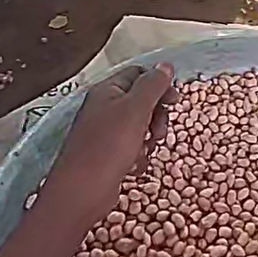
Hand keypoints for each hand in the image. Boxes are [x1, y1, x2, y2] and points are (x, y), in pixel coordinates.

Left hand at [36, 63, 175, 226]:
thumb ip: (152, 86)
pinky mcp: (108, 154)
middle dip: (157, 114)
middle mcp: (104, 108)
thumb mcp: (135, 110)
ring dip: (150, 136)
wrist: (82, 191)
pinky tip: (135, 165)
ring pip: (139, 125)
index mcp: (107, 91)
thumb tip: (165, 65)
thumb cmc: (108, 146)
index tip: (174, 100)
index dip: (159, 84)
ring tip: (147, 149)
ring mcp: (105, 132)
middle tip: (159, 131)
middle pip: (141, 100)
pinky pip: (132, 147)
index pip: (138, 74)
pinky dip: (138, 155)